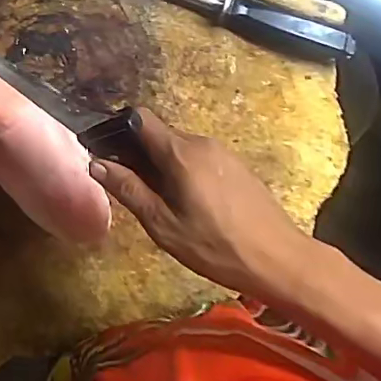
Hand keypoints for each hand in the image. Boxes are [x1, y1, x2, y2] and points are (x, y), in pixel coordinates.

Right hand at [88, 111, 319, 302]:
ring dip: (164, 167)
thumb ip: (129, 190)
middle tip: (136, 191)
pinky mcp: (237, 166)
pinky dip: (186, 173)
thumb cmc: (218, 246)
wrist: (284, 262)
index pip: (139, 118)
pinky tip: (194, 206)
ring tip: (165, 204)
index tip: (109, 154)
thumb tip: (96, 163)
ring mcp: (222, 153)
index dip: (118, 130)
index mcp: (179, 152)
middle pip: (159, 135)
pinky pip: (199, 159)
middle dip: (140, 156)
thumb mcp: (164, 225)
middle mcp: (200, 142)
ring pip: (179, 148)